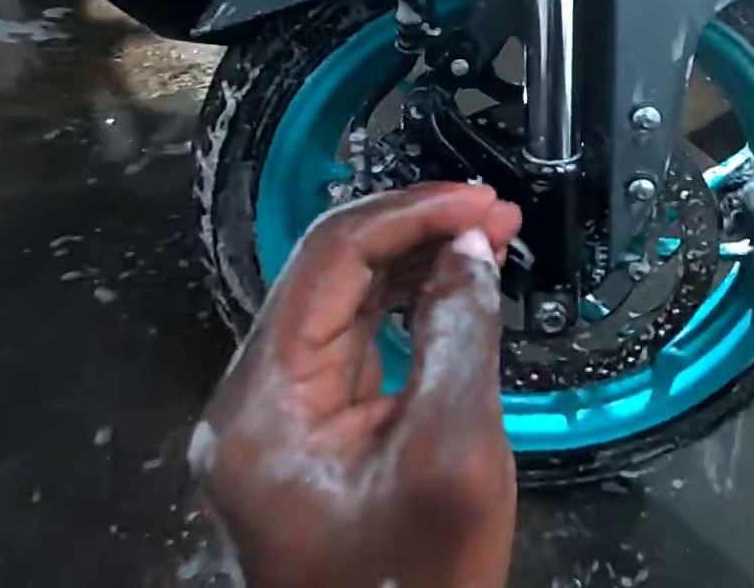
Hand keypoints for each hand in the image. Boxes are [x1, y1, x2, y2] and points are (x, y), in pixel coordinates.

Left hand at [192, 183, 523, 587]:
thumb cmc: (420, 584)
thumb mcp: (453, 454)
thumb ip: (459, 334)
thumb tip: (470, 245)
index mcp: (266, 401)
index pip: (333, 258)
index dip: (412, 214)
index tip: (481, 203)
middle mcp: (260, 390)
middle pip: (336, 265)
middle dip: (420, 226)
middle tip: (493, 213)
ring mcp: (286, 402)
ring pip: (352, 287)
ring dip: (422, 251)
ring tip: (487, 234)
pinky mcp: (319, 412)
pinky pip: (366, 323)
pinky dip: (415, 289)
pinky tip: (458, 274)